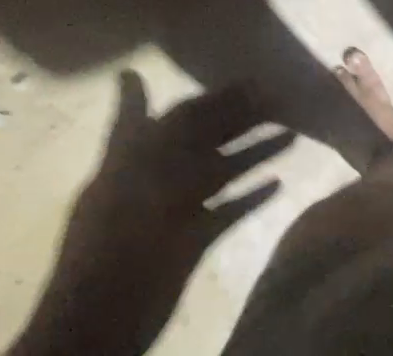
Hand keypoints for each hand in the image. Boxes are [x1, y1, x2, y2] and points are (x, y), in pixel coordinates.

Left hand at [12, 72, 293, 355]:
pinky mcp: (195, 239)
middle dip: (244, 118)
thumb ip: (134, 127)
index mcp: (140, 157)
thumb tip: (127, 75)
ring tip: (294, 135)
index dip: (216, 97)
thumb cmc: (108, 242)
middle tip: (283, 99)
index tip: (252, 80)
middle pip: (210, 139)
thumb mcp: (123, 174)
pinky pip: (228, 211)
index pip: (185, 115)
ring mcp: (180, 209)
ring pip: (225, 170)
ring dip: (257, 151)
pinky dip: (251, 197)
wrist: (99, 318)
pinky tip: (277, 183)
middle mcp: (162, 177)